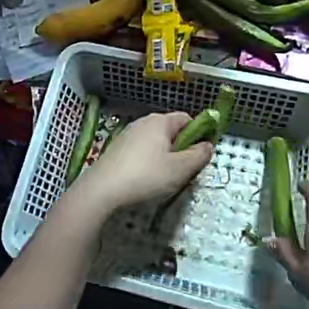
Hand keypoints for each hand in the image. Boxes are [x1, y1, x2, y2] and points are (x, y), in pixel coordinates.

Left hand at [62, 111, 212, 215]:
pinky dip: (147, 162)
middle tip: (182, 171)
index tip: (199, 156)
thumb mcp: (180, 169)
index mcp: (160, 121)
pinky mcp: (116, 149)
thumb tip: (207, 145)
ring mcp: (126, 135)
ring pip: (154, 142)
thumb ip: (199, 155)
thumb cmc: (146, 176)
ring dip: (163, 157)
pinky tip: (144, 179)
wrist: (101, 190)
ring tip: (163, 179)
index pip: (187, 119)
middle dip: (180, 148)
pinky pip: (140, 151)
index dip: (198, 135)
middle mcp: (142, 122)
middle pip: (170, 131)